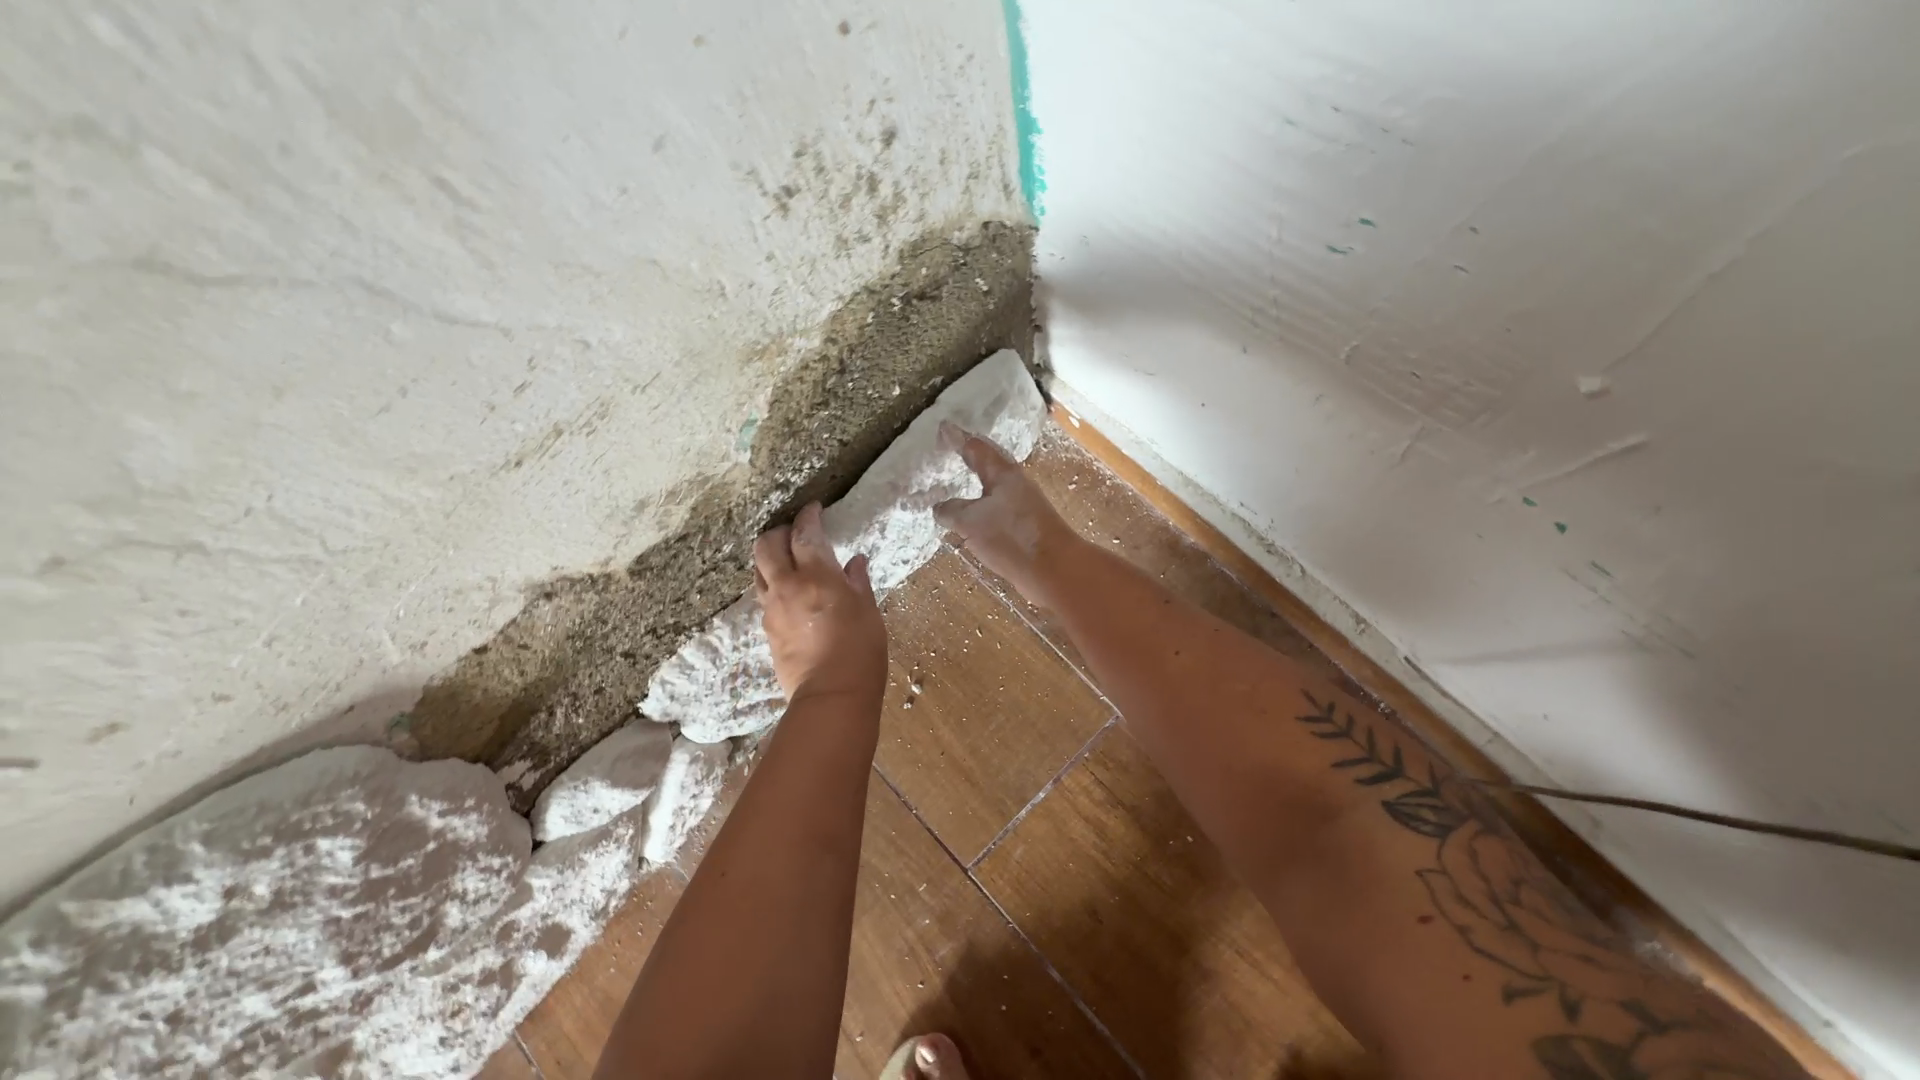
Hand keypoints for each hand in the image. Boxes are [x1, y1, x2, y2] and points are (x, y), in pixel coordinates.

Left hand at [755, 502, 887, 703]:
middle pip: (766, 545)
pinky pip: (762, 595)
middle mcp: (787, 586)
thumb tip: (854, 563)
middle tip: (795, 533)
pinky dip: (772, 583)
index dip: (808, 517)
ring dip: (769, 557)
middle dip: (779, 532)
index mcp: (816, 576)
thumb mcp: (868, 612)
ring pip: (758, 569)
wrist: (830, 696)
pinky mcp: (766, 629)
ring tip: (786, 560)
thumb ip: (858, 583)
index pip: (804, 534)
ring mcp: (771, 609)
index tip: (814, 509)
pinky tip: (787, 592)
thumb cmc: (860, 652)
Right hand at [933, 421, 1081, 606]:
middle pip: (989, 463)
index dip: (957, 438)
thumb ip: (951, 511)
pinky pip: (997, 508)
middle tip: (951, 448)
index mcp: (1002, 473)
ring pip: (995, 486)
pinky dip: (982, 505)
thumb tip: (940, 507)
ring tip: (959, 481)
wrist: (1054, 569)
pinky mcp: (1026, 527)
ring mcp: (1023, 505)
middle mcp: (1015, 484)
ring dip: (977, 481)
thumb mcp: (970, 522)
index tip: (943, 428)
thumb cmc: (1011, 537)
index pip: (975, 448)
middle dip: (970, 455)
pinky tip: (974, 517)